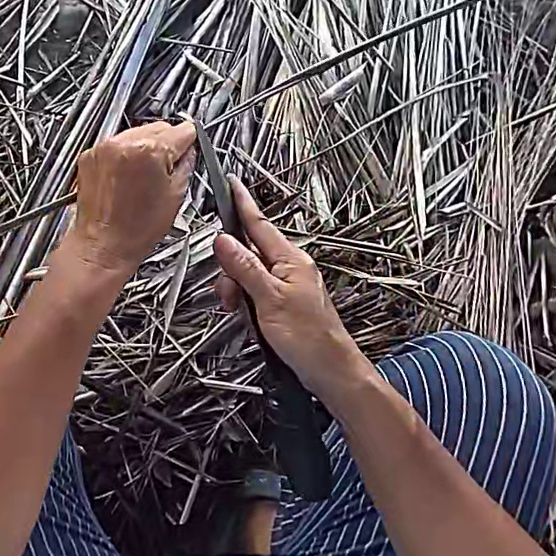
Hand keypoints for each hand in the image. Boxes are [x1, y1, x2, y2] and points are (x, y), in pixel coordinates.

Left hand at [66, 120, 195, 271]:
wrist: (103, 245)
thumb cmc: (135, 229)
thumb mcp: (176, 195)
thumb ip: (187, 164)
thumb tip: (188, 150)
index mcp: (150, 151)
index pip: (183, 130)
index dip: (190, 141)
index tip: (189, 148)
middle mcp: (125, 143)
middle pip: (159, 127)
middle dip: (167, 144)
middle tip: (167, 169)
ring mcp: (106, 148)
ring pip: (137, 133)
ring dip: (145, 148)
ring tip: (145, 177)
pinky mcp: (91, 155)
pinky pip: (117, 144)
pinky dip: (125, 155)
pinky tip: (127, 178)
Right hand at [212, 177, 371, 399]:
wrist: (331, 372)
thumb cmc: (310, 340)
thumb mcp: (269, 301)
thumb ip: (245, 268)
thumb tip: (224, 241)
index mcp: (290, 259)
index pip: (259, 223)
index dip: (242, 202)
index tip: (231, 183)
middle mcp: (290, 267)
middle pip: (248, 253)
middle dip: (231, 271)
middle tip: (230, 295)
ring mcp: (288, 284)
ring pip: (249, 273)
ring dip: (237, 290)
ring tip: (241, 311)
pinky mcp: (284, 300)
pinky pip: (257, 290)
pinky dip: (247, 301)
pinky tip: (249, 317)